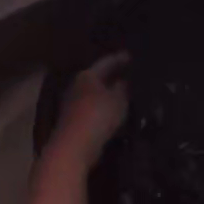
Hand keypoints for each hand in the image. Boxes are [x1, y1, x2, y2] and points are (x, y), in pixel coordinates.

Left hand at [45, 53, 129, 171]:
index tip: (131, 56)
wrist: (73, 147)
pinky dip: (104, 108)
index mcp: (87, 76)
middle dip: (113, 76)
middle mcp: (77, 86)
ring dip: (108, 94)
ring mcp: (73, 104)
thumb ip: (123, 88)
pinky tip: (114, 111)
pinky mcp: (73, 121)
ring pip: (95, 94)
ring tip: (125, 94)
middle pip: (98, 77)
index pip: (106, 62)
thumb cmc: (97, 116)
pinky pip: (93, 109)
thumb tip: (123, 80)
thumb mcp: (118, 100)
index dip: (119, 59)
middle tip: (129, 74)